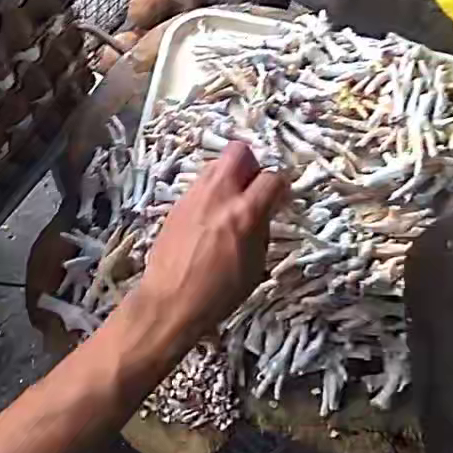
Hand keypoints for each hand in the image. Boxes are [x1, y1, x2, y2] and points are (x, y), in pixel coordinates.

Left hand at [121, 141, 286, 352]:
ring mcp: (193, 197)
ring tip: (229, 204)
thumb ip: (261, 227)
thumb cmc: (219, 291)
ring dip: (228, 177)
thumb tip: (265, 209)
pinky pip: (198, 185)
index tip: (280, 197)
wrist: (171, 300)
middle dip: (251, 165)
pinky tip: (209, 218)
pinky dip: (209, 194)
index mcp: (245, 213)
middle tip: (253, 189)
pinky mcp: (176, 205)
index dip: (280, 186)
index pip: (273, 177)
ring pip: (215, 165)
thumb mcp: (255, 263)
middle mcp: (218, 196)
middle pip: (239, 152)